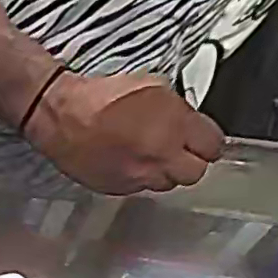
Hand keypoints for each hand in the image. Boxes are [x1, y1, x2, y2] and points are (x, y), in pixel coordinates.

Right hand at [24, 72, 225, 194]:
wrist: (65, 118)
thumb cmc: (104, 97)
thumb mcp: (153, 87)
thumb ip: (177, 111)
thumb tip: (186, 124)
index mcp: (174, 127)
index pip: (213, 146)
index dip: (209, 142)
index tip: (203, 140)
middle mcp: (160, 157)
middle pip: (194, 174)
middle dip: (191, 162)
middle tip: (181, 152)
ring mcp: (139, 177)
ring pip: (167, 184)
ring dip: (165, 173)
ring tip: (153, 158)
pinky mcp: (118, 189)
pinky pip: (141, 188)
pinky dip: (141, 178)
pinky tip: (131, 163)